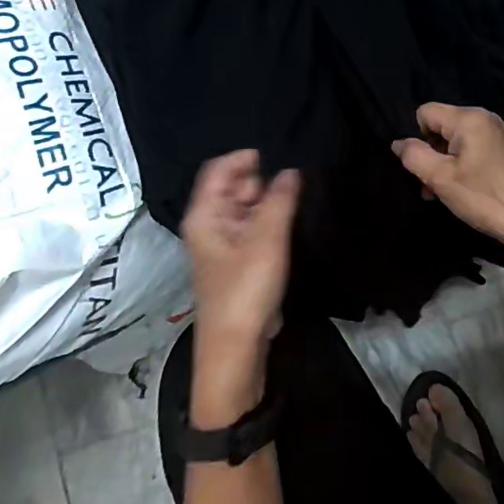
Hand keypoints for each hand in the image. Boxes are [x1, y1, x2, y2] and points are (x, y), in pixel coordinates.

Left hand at [180, 150, 300, 354]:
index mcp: (205, 215)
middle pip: (234, 186)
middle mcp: (210, 225)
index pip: (220, 168)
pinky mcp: (239, 261)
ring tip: (298, 199)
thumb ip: (281, 198)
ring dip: (270, 202)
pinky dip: (270, 222)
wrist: (237, 347)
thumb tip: (292, 169)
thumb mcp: (267, 238)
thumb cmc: (246, 289)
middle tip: (295, 182)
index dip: (247, 157)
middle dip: (263, 179)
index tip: (282, 156)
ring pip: (247, 208)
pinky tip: (291, 224)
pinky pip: (254, 228)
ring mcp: (224, 244)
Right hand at [391, 103, 503, 266]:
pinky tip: (456, 191)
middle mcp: (483, 118)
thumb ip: (414, 155)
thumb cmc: (484, 197)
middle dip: (429, 153)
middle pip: (439, 126)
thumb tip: (398, 143)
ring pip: (452, 141)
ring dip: (441, 165)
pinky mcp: (500, 151)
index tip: (423, 165)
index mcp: (468, 117)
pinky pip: (468, 150)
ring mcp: (494, 134)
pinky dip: (457, 167)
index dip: (417, 137)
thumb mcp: (441, 178)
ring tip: (439, 193)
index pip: (425, 112)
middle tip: (429, 185)